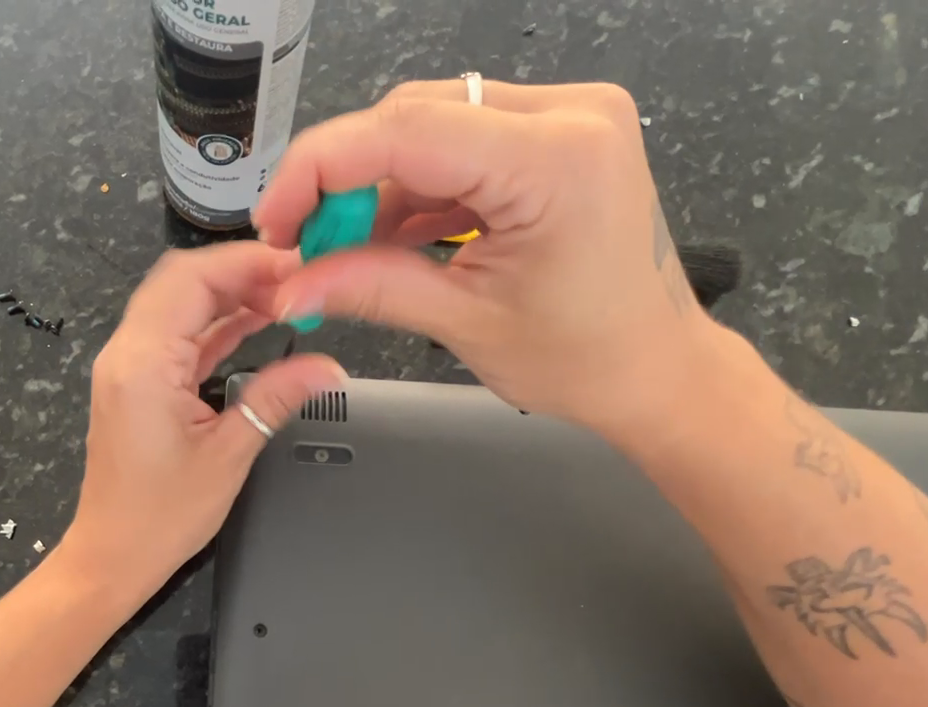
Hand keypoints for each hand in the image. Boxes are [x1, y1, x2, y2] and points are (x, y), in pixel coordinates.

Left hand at [57, 243, 345, 598]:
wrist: (113, 554)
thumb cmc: (161, 516)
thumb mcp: (228, 454)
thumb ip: (277, 398)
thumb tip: (329, 369)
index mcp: (143, 364)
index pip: (192, 279)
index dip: (247, 262)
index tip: (296, 265)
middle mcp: (126, 355)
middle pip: (182, 283)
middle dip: (240, 272)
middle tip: (296, 280)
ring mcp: (128, 368)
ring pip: (179, 307)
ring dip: (229, 296)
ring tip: (285, 298)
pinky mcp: (137, 385)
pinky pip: (177, 338)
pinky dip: (214, 326)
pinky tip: (254, 323)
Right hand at [254, 80, 734, 430]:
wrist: (651, 367)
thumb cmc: (587, 356)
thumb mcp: (465, 324)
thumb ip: (371, 289)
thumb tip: (294, 283)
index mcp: (556, 160)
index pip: (405, 131)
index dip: (320, 169)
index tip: (276, 216)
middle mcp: (569, 116)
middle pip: (413, 118)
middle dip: (344, 181)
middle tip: (304, 244)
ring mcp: (565, 121)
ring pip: (430, 128)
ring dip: (376, 190)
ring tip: (346, 253)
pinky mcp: (553, 140)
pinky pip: (459, 147)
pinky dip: (413, 192)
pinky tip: (388, 237)